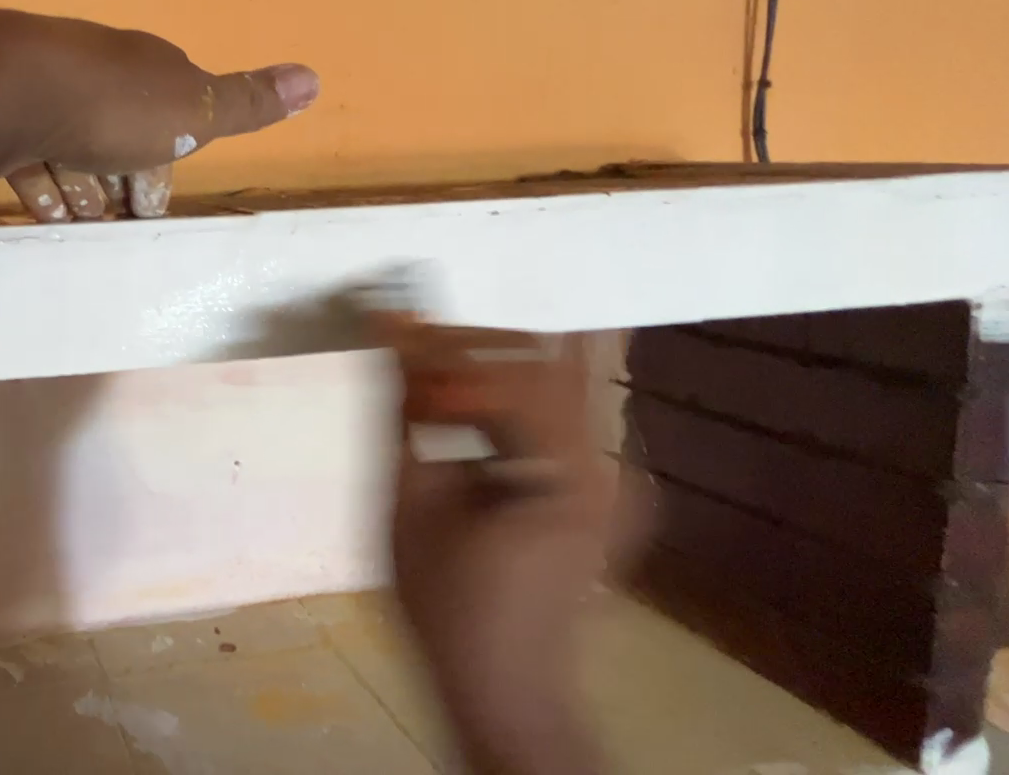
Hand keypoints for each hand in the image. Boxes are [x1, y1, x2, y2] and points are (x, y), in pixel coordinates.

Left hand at [0, 9, 319, 219]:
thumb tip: (315, 77)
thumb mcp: (192, 109)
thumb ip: (246, 100)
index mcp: (144, 69)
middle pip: (115, 136)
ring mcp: (40, 90)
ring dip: (77, 188)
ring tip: (76, 222)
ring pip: (68, 147)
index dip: (164, 164)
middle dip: (118, 180)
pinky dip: (39, 185)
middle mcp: (94, 72)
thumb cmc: (109, 106)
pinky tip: (42, 213)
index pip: (166, 117)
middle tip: (112, 220)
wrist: (1, 89)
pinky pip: (25, 155)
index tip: (150, 209)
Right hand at [383, 325, 642, 774]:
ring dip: (494, 364)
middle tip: (413, 340)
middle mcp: (607, 466)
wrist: (508, 685)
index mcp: (560, 475)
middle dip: (473, 343)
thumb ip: (404, 409)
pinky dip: (514, 394)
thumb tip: (390, 332)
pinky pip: (566, 413)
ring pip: (561, 380)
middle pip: (546, 363)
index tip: (390, 322)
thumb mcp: (408, 501)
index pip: (507, 371)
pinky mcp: (611, 489)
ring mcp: (618, 478)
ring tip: (434, 369)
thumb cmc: (445, 601)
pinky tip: (470, 400)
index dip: (444, 343)